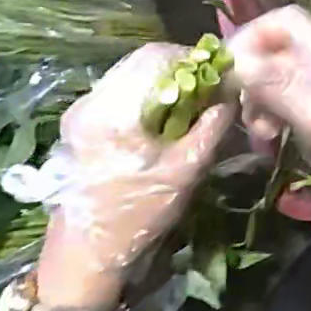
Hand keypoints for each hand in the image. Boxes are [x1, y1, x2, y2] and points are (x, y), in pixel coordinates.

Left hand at [30, 43, 233, 304]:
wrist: (85, 253)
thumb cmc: (138, 213)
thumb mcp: (185, 171)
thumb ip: (211, 127)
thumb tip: (231, 94)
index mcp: (113, 110)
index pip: (155, 57)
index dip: (192, 58)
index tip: (218, 75)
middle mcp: (91, 101)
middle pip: (141, 62)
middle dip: (180, 69)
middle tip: (208, 89)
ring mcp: (81, 110)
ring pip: (130, 75)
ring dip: (163, 82)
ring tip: (190, 104)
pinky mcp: (80, 122)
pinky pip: (120, 92)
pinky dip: (146, 95)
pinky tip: (164, 117)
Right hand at [227, 6, 310, 174]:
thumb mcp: (309, 108)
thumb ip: (270, 82)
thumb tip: (234, 61)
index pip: (283, 20)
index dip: (252, 35)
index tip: (232, 67)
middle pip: (273, 51)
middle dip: (251, 80)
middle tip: (242, 111)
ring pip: (275, 80)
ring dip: (259, 105)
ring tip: (261, 136)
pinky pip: (287, 102)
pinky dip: (273, 118)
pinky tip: (271, 141)